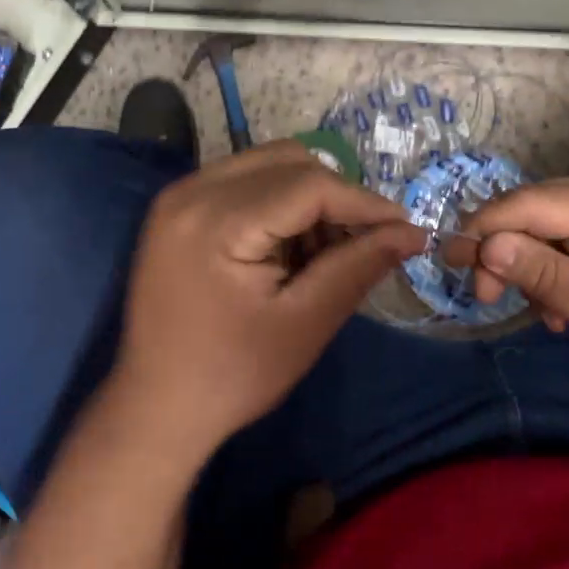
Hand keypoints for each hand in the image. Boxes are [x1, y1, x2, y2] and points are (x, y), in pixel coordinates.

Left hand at [110, 141, 426, 455]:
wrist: (155, 407)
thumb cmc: (232, 376)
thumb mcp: (304, 323)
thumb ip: (358, 267)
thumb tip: (413, 232)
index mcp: (217, 221)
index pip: (309, 184)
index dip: (364, 202)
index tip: (406, 229)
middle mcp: (192, 191)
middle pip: (288, 161)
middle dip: (335, 196)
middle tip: (361, 245)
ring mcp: (178, 196)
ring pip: (266, 163)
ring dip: (307, 195)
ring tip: (322, 253)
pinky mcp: (175, 207)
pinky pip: (242, 180)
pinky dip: (277, 201)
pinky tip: (288, 248)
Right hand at [455, 176, 568, 387]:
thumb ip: (547, 276)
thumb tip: (486, 245)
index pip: (526, 203)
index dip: (483, 229)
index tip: (452, 267)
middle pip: (528, 209)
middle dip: (500, 250)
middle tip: (486, 299)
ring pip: (539, 224)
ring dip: (525, 265)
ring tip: (543, 314)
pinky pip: (560, 236)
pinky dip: (548, 268)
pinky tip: (560, 307)